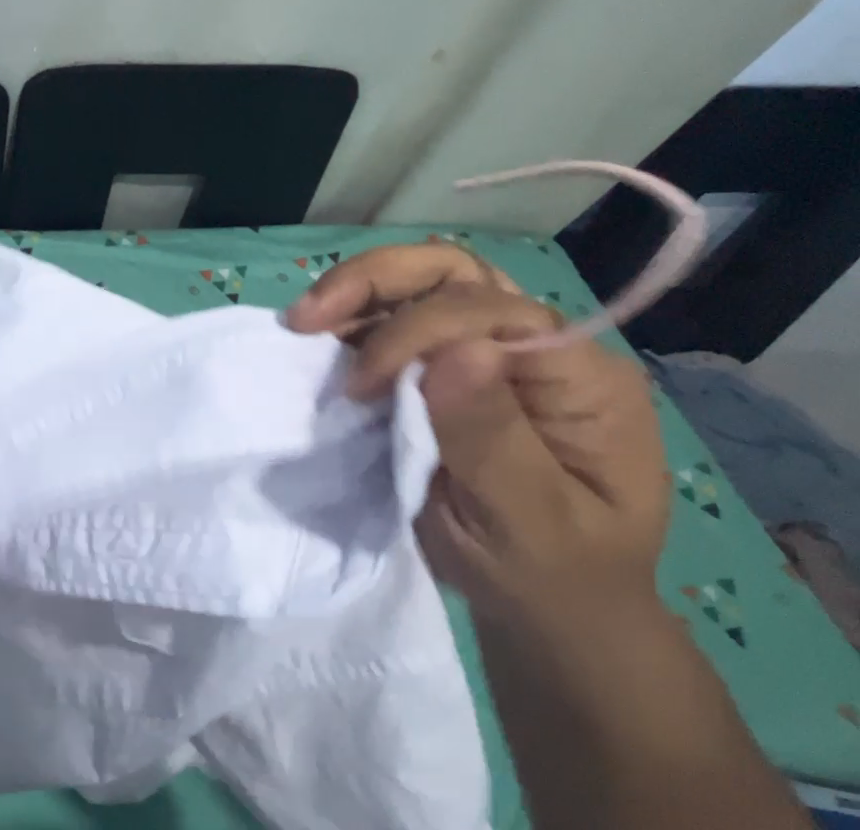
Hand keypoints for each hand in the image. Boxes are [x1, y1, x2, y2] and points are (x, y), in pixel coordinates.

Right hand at [288, 244, 668, 627]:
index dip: (417, 329)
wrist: (546, 609)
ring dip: (357, 296)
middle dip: (377, 281)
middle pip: (457, 275)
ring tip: (303, 324)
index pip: (495, 310)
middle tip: (309, 315)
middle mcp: (537, 352)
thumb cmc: (549, 574)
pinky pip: (397, 325)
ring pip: (422, 286)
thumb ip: (496, 438)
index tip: (363, 388)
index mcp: (580, 380)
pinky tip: (320, 342)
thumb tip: (458, 350)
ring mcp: (491, 357)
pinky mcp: (446, 374)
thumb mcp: (531, 523)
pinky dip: (353, 325)